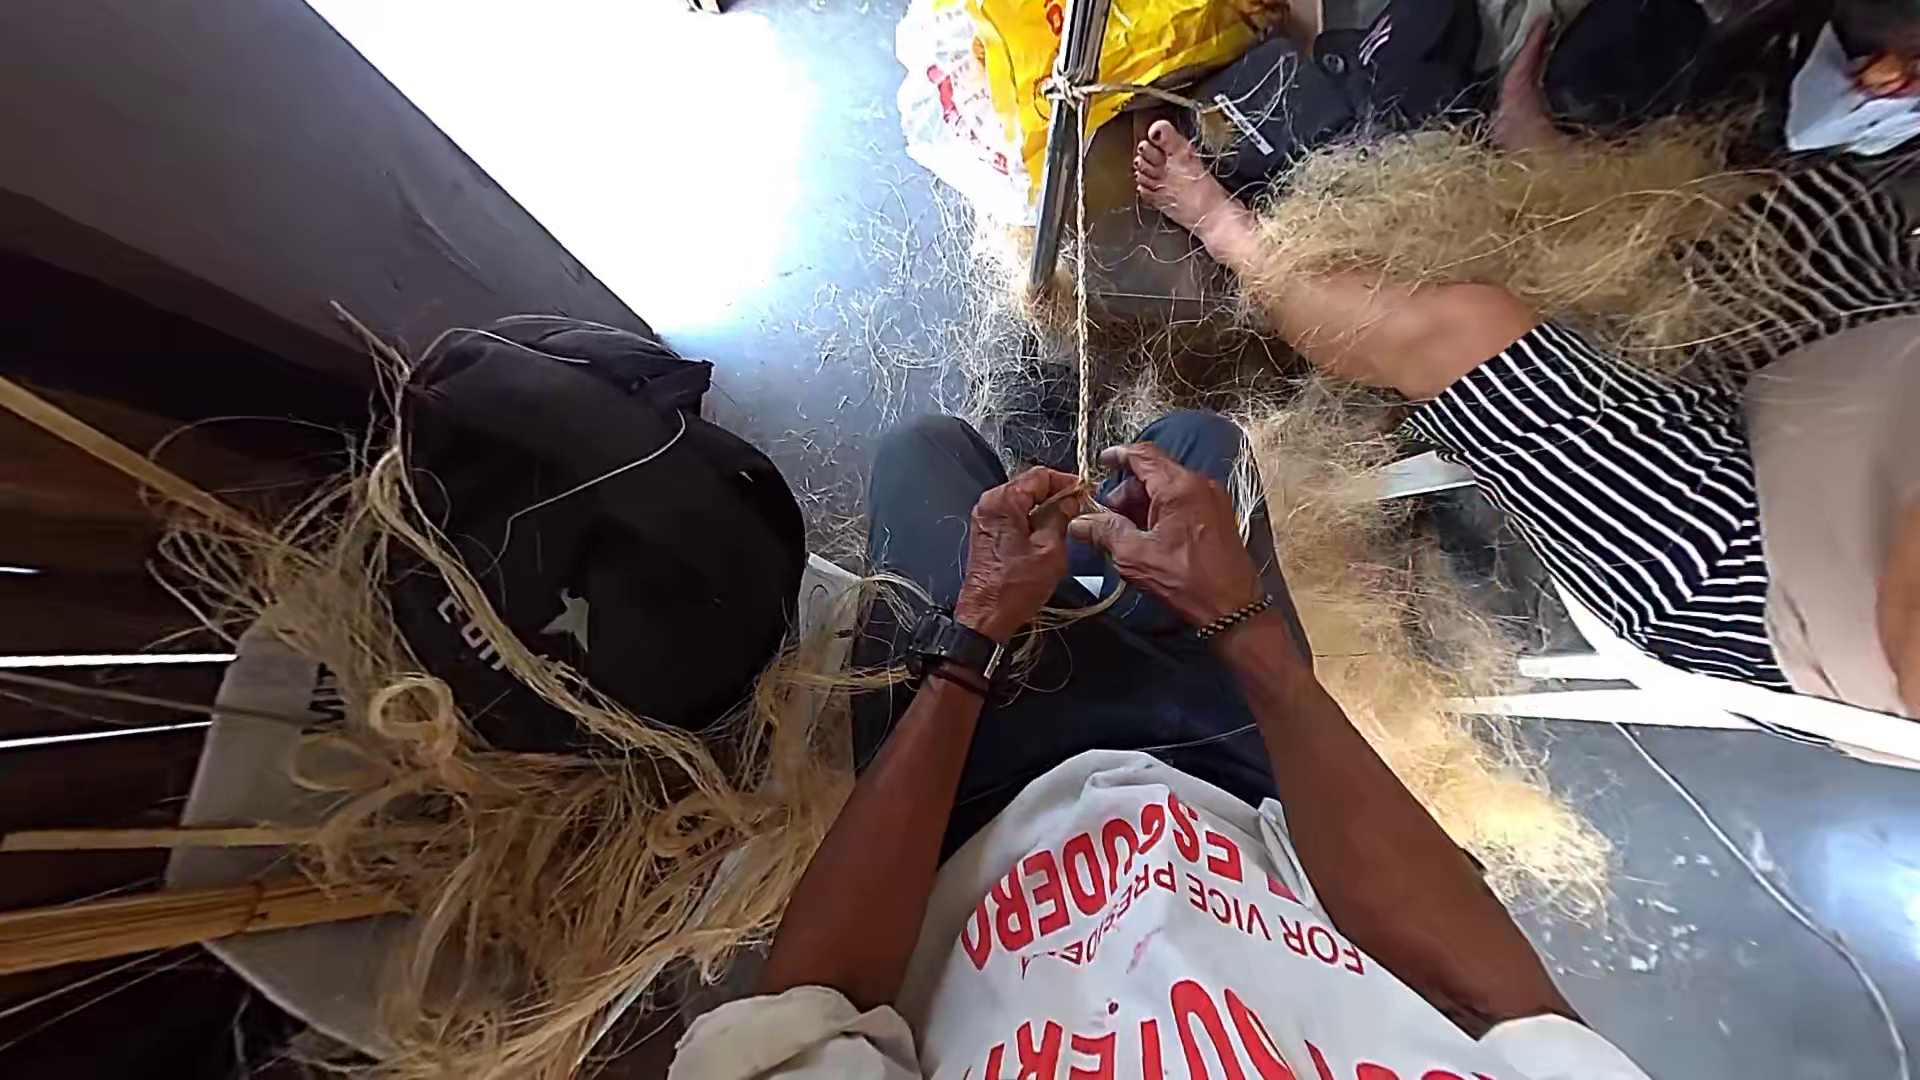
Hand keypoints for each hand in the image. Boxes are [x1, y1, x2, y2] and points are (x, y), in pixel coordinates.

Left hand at [954, 467, 1079, 642]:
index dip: (1065, 481)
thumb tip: (1070, 500)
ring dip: (1045, 507)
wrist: (987, 614)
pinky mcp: (988, 531)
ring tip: (1067, 521)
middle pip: (1029, 485)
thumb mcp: (1050, 549)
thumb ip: (1061, 516)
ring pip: (1022, 500)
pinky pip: (1014, 514)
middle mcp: (989, 504)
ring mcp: (986, 518)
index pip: (1039, 475)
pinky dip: (1032, 518)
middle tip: (1079, 507)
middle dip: (1056, 494)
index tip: (1083, 491)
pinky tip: (1048, 532)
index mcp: (1002, 502)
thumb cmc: (1013, 587)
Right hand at [1068, 443, 1261, 625]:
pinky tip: (1144, 535)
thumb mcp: (1135, 555)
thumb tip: (1078, 522)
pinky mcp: (1216, 517)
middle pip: (1153, 473)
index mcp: (1179, 487)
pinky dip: (1158, 511)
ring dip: (1140, 504)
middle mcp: (1199, 485)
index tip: (1101, 461)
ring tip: (1122, 531)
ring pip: (1166, 489)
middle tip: (1104, 516)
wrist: (1232, 608)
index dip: (1119, 455)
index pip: (1144, 455)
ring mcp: (1211, 500)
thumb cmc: (1186, 579)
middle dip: (1124, 491)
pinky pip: (1180, 502)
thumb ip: (1104, 532)